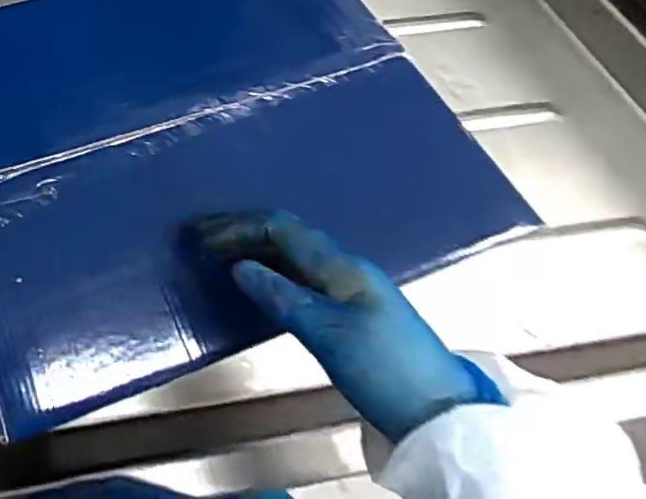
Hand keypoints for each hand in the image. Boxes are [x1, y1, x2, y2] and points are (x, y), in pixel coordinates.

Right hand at [191, 210, 498, 441]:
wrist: (443, 419)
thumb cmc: (385, 371)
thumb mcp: (327, 334)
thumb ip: (280, 296)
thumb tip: (239, 267)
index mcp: (341, 265)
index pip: (280, 227)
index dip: (238, 226)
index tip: (204, 237)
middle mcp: (345, 267)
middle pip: (284, 234)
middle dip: (240, 231)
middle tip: (201, 237)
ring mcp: (349, 288)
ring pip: (291, 254)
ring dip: (253, 249)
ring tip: (218, 255)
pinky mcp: (350, 310)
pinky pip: (299, 275)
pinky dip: (270, 271)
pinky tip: (254, 282)